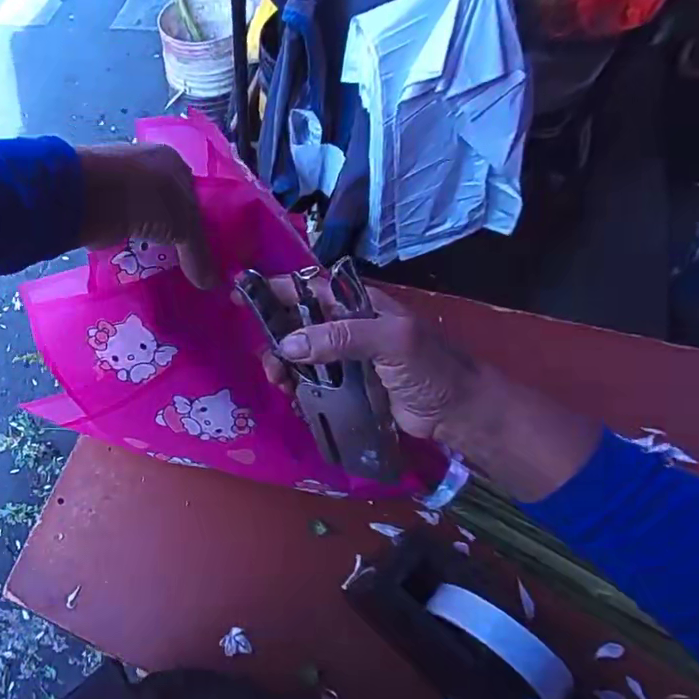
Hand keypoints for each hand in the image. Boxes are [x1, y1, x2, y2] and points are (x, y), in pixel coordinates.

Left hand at [74, 144, 217, 288]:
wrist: (85, 195)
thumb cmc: (146, 197)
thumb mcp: (185, 225)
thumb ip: (199, 254)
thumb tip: (212, 283)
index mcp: (173, 162)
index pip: (196, 197)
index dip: (203, 226)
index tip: (206, 253)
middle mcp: (146, 170)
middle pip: (170, 211)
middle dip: (177, 238)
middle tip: (188, 268)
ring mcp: (120, 188)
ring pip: (145, 222)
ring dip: (152, 244)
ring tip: (166, 272)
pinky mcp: (99, 207)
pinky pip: (123, 233)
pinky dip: (130, 248)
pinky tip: (139, 267)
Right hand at [260, 277, 599, 499]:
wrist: (457, 410)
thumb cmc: (430, 367)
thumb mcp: (391, 340)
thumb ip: (341, 336)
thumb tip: (287, 345)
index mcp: (358, 304)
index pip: (310, 288)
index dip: (277, 289)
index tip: (241, 294)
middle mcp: (349, 326)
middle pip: (299, 324)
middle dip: (276, 338)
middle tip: (270, 365)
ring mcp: (349, 358)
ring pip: (303, 356)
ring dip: (285, 367)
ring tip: (281, 387)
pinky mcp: (350, 388)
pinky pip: (315, 383)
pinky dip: (300, 389)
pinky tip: (295, 400)